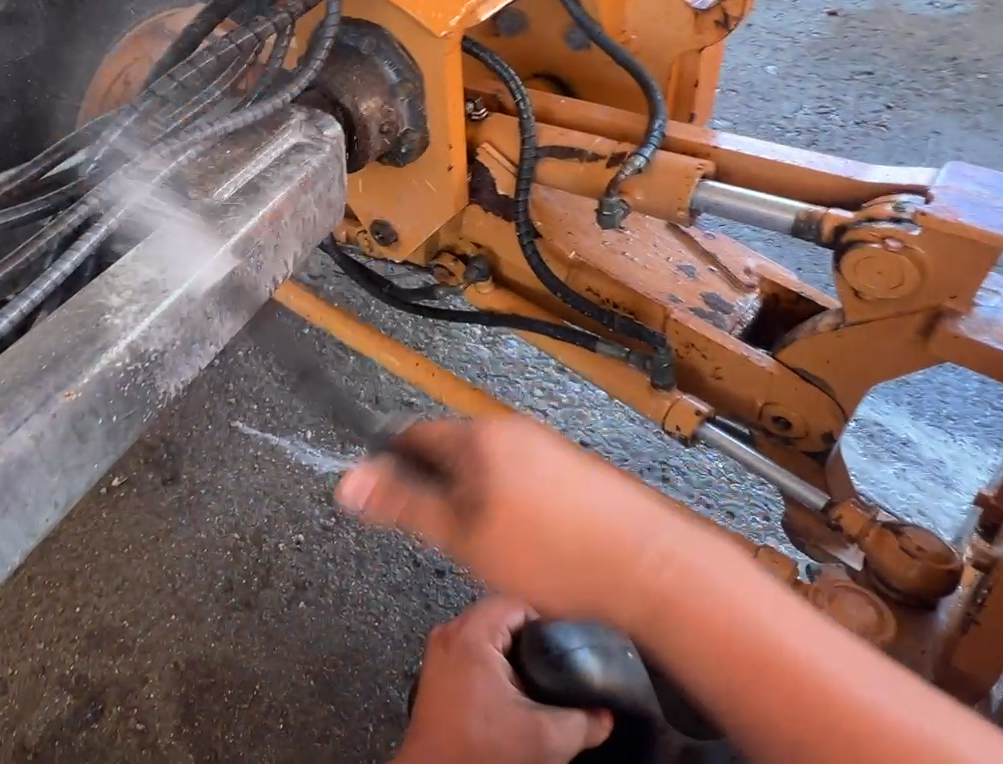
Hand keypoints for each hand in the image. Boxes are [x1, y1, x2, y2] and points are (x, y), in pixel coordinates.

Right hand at [336, 417, 701, 631]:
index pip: (411, 434)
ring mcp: (548, 449)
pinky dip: (512, 509)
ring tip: (493, 550)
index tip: (391, 501)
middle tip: (447, 537)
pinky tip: (531, 548)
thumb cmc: (555, 552)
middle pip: (451, 451)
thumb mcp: (462, 535)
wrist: (655, 571)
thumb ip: (402, 504)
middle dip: (440, 490)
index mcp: (479, 435)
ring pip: (488, 470)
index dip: (392, 466)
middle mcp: (513, 431)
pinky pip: (523, 482)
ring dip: (476, 502)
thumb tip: (347, 481)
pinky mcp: (575, 474)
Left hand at [396, 596, 612, 763]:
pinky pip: (470, 652)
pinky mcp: (435, 672)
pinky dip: (492, 665)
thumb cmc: (485, 752)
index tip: (565, 651)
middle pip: (498, 617)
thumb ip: (583, 722)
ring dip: (511, 655)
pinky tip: (513, 695)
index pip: (515, 605)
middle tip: (556, 669)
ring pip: (484, 635)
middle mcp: (450, 633)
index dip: (545, 624)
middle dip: (529, 641)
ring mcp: (439, 652)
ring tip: (538, 684)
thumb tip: (605, 713)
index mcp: (471, 634)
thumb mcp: (546, 739)